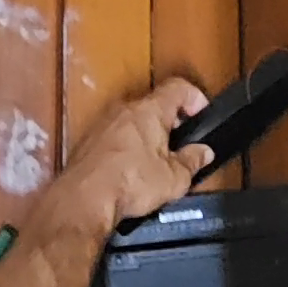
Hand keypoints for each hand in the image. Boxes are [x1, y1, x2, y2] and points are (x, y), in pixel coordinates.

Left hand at [34, 79, 214, 238]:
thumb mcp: (174, 177)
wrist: (84, 198)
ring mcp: (103, 124)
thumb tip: (203, 152)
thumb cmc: (130, 182)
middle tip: (182, 146)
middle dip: (171, 123)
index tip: (202, 115)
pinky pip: (114, 137)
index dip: (195, 98)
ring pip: (133, 121)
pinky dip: (127, 148)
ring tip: (157, 163)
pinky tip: (132, 172)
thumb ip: (192, 161)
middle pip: (154, 104)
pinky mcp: (88, 141)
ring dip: (148, 136)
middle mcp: (124, 110)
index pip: (178, 88)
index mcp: (150, 110)